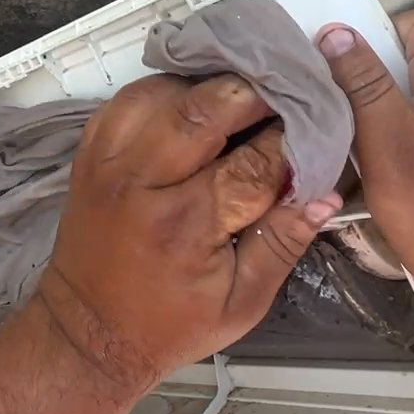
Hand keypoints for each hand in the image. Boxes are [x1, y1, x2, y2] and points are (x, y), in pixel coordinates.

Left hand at [37, 74, 343, 395]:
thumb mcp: (240, 303)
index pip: (252, 162)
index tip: (316, 123)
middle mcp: (142, 182)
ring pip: (161, 93)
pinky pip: (128, 99)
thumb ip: (282, 243)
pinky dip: (164, 90)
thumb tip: (325, 193)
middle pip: (201, 111)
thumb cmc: (167, 322)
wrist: (88, 327)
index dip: (290, 138)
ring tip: (239, 92)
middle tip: (282, 87)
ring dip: (204, 85)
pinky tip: (191, 99)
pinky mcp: (89, 150)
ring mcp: (108, 160)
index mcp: (185, 224)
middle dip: (250, 92)